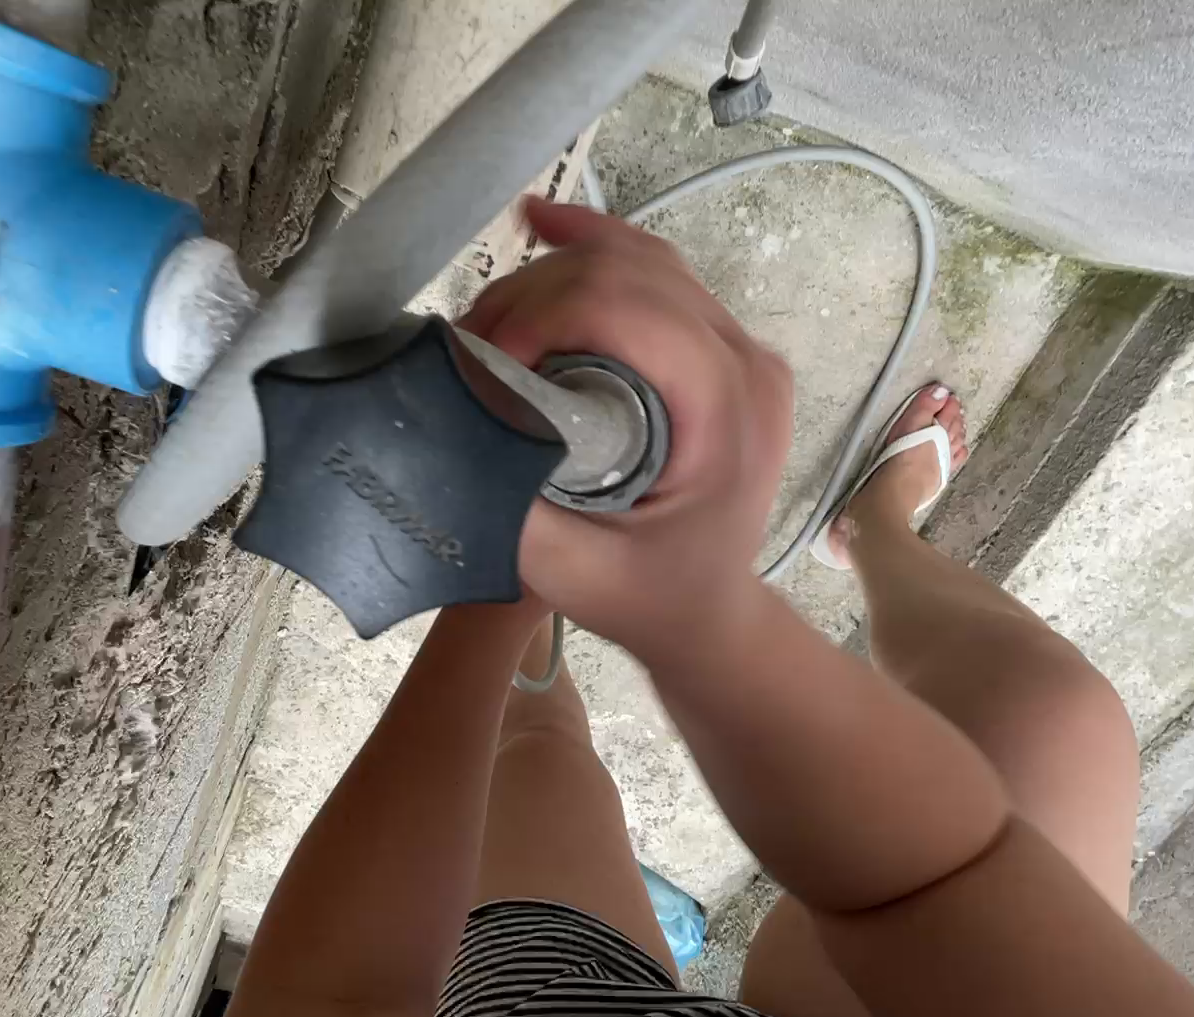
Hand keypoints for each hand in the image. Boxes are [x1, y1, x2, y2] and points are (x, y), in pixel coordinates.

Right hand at [457, 198, 793, 658]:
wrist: (706, 611)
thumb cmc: (649, 597)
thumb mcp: (571, 570)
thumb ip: (508, 499)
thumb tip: (448, 414)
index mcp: (725, 408)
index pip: (623, 307)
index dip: (537, 313)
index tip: (482, 362)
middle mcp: (745, 361)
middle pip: (627, 272)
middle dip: (534, 295)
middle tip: (471, 343)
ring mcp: (741, 350)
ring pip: (640, 261)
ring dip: (555, 272)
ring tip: (492, 314)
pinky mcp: (721, 351)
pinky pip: (656, 273)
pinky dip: (594, 247)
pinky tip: (544, 228)